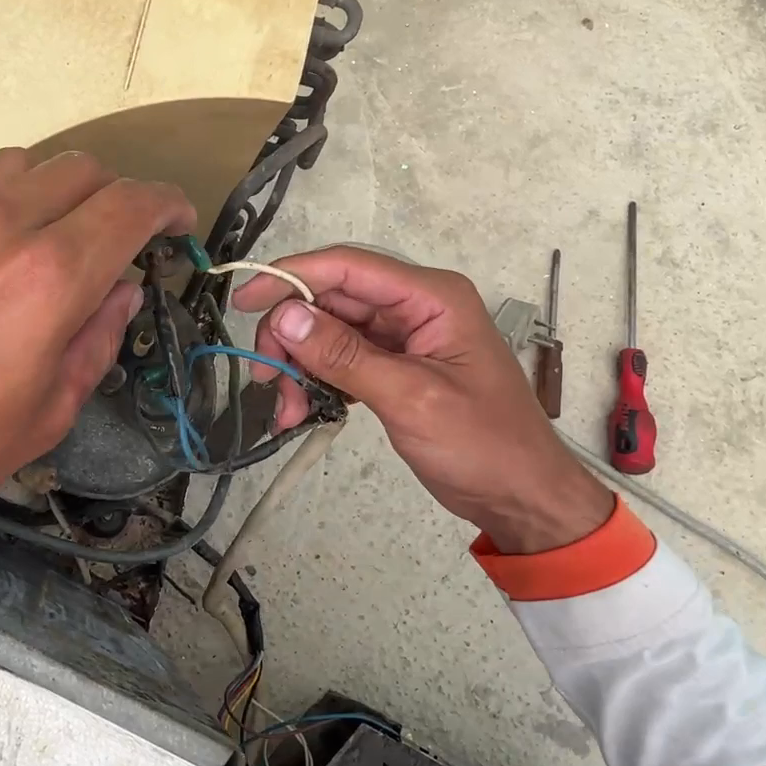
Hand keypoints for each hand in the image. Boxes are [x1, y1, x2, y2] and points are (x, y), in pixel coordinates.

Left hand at [0, 149, 194, 620]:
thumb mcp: (42, 418)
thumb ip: (94, 343)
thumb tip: (119, 291)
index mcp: (48, 277)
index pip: (130, 205)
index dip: (167, 206)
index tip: (178, 223)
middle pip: (80, 170)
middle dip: (115, 198)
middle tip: (118, 241)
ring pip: (20, 164)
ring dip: (52, 192)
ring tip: (50, 238)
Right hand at [232, 246, 611, 552]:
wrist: (522, 498)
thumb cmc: (482, 446)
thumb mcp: (410, 398)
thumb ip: (345, 355)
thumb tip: (284, 316)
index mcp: (430, 297)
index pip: (346, 267)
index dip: (289, 277)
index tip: (242, 302)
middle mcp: (413, 307)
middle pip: (329, 300)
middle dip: (290, 336)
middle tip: (267, 378)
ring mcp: (401, 337)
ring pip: (327, 332)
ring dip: (298, 366)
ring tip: (286, 409)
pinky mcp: (391, 366)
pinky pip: (338, 360)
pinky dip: (314, 382)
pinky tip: (301, 411)